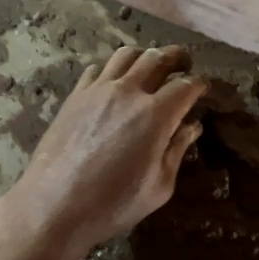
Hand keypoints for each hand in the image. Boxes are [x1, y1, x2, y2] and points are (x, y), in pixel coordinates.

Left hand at [1, 44, 208, 259]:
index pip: (185, 85)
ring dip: (144, 55)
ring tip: (150, 64)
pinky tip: (114, 82)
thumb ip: (177, 150)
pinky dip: (112, 69)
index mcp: (155, 114)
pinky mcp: (77, 94)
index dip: (199, 84)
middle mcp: (128, 91)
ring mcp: (99, 88)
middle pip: (158, 57)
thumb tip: (192, 126)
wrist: (54, 204)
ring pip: (127, 54)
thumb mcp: (158, 187)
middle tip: (184, 62)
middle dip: (177, 57)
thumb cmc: (112, 204)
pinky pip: (98, 68)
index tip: (203, 87)